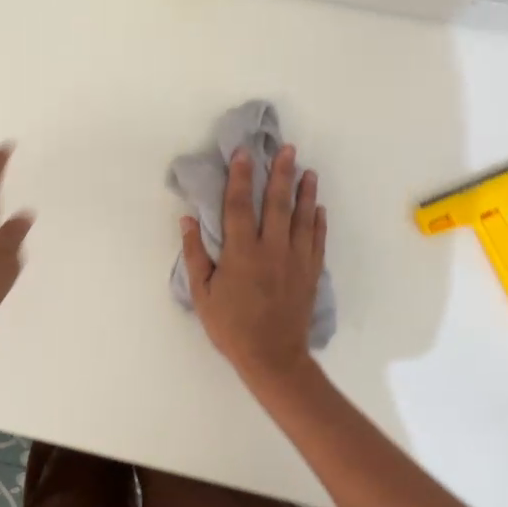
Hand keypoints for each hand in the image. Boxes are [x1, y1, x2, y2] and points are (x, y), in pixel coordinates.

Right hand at [180, 146, 325, 390]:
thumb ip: (195, 254)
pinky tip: (318, 207)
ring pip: (302, 218)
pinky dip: (318, 221)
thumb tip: (188, 220)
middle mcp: (272, 250)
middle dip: (280, 173)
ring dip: (304, 191)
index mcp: (242, 252)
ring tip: (307, 170)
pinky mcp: (310, 273)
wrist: (273, 357)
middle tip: (286, 149)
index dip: (241, 177)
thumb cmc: (231, 325)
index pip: (240, 205)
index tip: (243, 153)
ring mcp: (295, 260)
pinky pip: (316, 240)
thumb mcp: (201, 292)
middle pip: (277, 204)